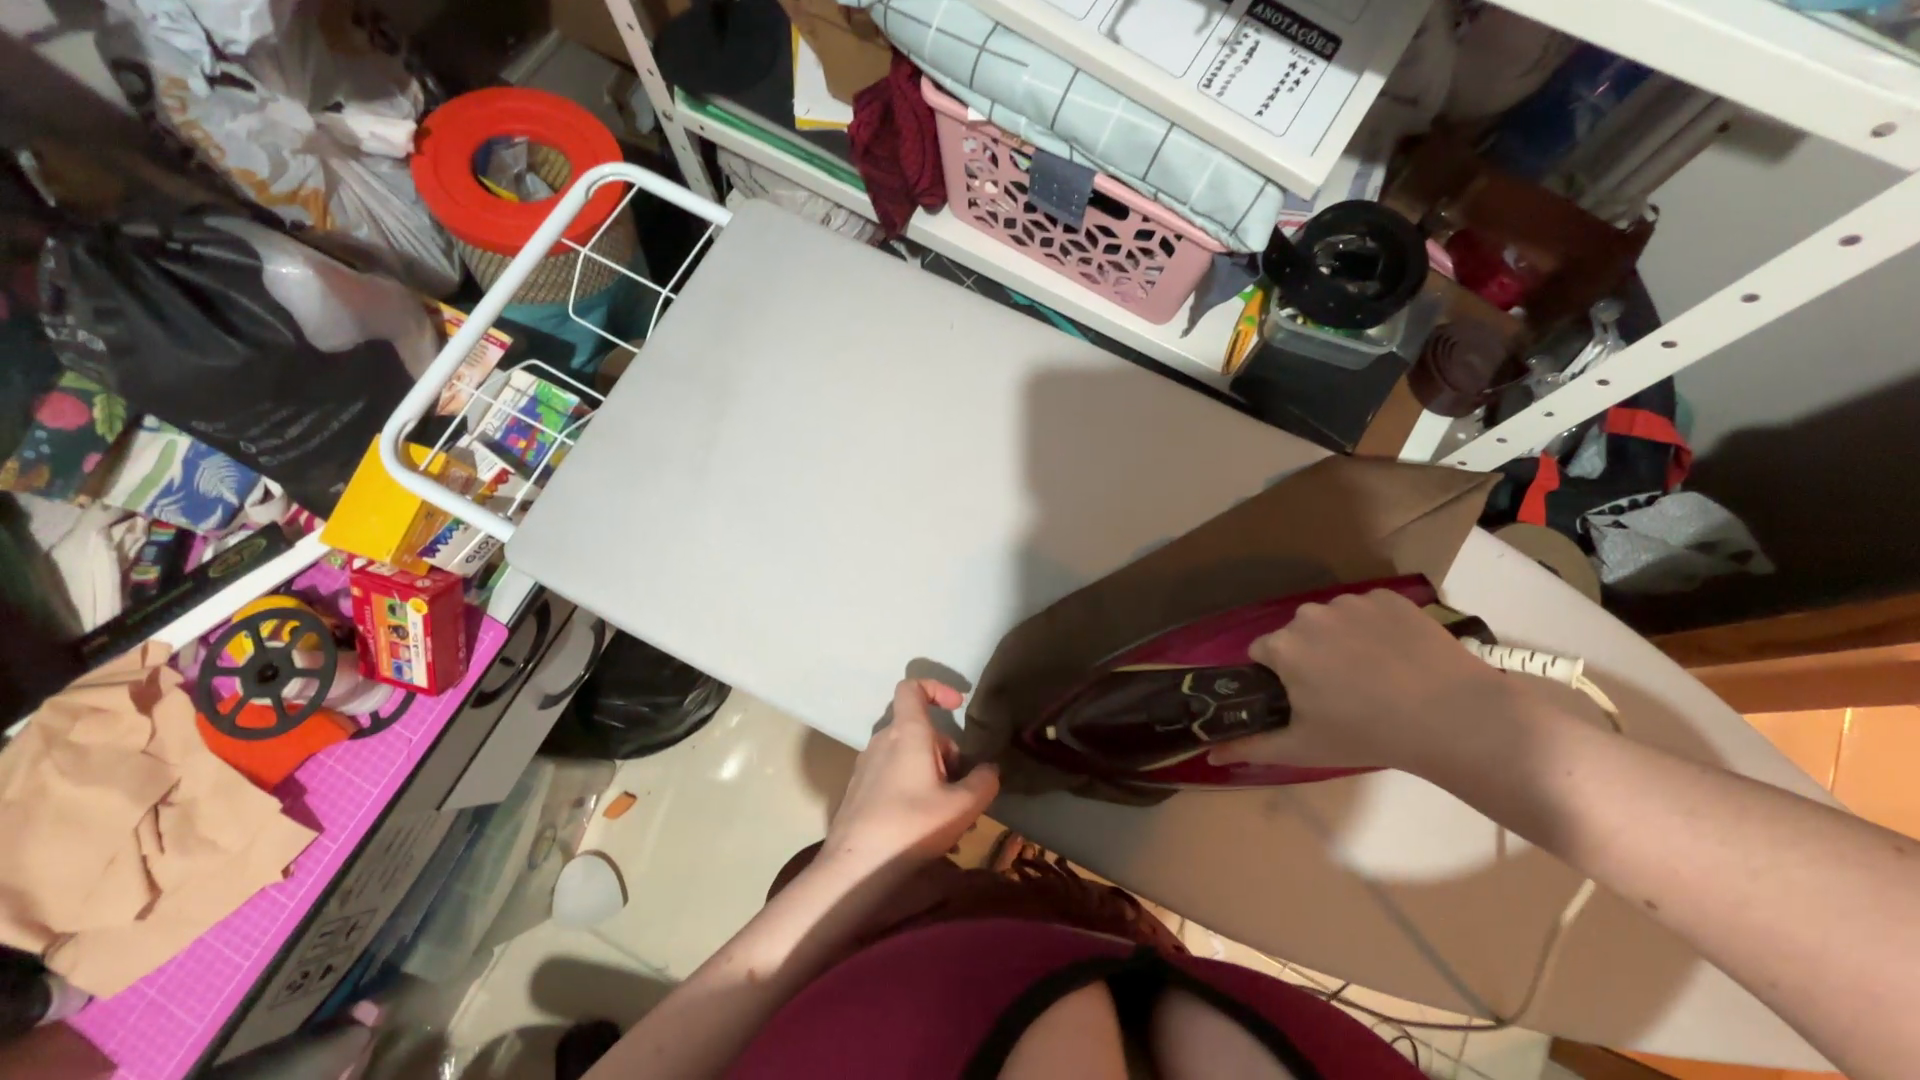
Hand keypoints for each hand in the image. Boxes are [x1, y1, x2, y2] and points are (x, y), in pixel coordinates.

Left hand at [822, 679, 999, 874]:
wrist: (856, 867)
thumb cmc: (912, 826)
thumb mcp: (962, 806)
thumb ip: (984, 782)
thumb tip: (989, 769)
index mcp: (907, 733)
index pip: (912, 687)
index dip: (936, 688)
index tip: (958, 707)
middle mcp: (882, 741)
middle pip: (919, 731)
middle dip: (945, 754)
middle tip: (961, 790)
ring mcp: (865, 766)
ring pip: (907, 757)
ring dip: (931, 777)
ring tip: (947, 818)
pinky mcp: (858, 790)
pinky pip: (892, 777)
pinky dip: (912, 790)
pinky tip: (922, 829)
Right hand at [1209, 589, 1521, 774]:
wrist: (1453, 716)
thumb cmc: (1367, 734)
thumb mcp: (1303, 748)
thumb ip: (1251, 747)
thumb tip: (1209, 754)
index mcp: (1283, 646)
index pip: (1261, 654)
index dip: (1278, 679)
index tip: (1303, 701)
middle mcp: (1310, 615)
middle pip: (1296, 635)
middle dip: (1308, 658)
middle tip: (1341, 695)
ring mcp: (1352, 602)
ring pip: (1332, 621)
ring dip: (1340, 642)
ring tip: (1374, 677)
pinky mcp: (1390, 597)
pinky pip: (1368, 611)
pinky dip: (1375, 629)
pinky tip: (1397, 658)